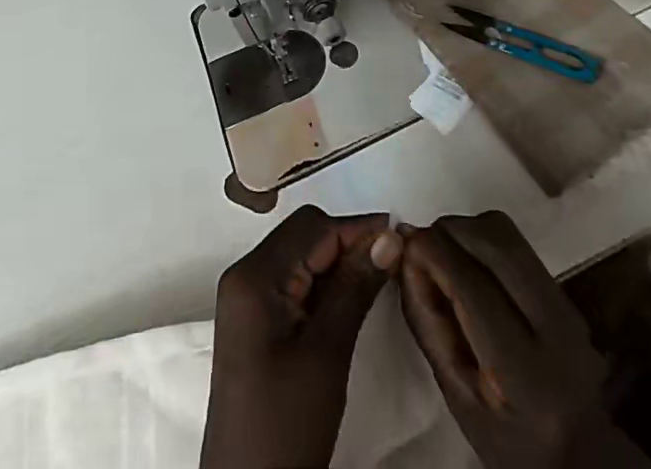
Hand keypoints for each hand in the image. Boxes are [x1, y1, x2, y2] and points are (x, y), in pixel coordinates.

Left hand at [202, 205, 404, 468]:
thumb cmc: (285, 422)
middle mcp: (246, 278)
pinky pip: (300, 282)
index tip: (404, 241)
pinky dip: (330, 284)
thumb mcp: (327, 350)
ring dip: (344, 263)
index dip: (360, 229)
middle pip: (307, 236)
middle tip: (396, 263)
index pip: (313, 227)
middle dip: (352, 243)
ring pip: (305, 257)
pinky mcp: (261, 321)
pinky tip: (358, 297)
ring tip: (384, 279)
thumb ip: (356, 286)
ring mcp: (251, 300)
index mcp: (253, 277)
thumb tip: (390, 236)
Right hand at [397, 212, 650, 468]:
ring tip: (441, 248)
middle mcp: (558, 329)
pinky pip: (519, 247)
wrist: (577, 449)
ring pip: (512, 238)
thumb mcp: (457, 396)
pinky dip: (484, 240)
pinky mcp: (567, 292)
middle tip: (420, 239)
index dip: (437, 256)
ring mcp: (568, 306)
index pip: (476, 292)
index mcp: (526, 374)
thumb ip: (430, 326)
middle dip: (453, 231)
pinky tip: (466, 257)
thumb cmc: (505, 436)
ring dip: (469, 230)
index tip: (405, 240)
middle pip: (500, 248)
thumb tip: (408, 261)